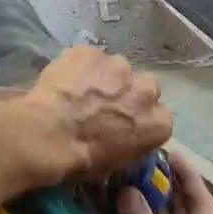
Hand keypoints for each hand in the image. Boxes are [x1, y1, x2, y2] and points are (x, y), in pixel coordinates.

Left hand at [22, 46, 172, 178]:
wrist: (52, 132)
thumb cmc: (85, 157)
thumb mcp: (119, 162)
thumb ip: (132, 139)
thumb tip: (122, 133)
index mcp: (158, 122)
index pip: (159, 114)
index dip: (141, 115)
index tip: (126, 120)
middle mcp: (144, 90)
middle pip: (143, 85)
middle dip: (128, 91)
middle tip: (106, 101)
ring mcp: (118, 66)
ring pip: (115, 67)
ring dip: (104, 76)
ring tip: (82, 88)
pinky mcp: (91, 52)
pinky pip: (89, 57)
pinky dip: (80, 65)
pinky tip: (66, 78)